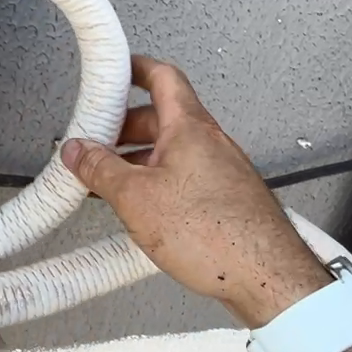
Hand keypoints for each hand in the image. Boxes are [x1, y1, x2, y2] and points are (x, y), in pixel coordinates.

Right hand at [61, 56, 328, 327]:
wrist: (273, 284)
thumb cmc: (220, 237)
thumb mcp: (135, 197)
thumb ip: (99, 169)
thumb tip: (78, 152)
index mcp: (189, 127)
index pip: (162, 76)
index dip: (134, 67)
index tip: (116, 68)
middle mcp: (211, 143)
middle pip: (160, 116)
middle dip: (123, 127)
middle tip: (96, 140)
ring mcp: (224, 171)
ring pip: (172, 149)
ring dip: (139, 158)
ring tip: (113, 181)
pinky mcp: (230, 199)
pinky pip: (186, 176)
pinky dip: (160, 181)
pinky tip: (144, 208)